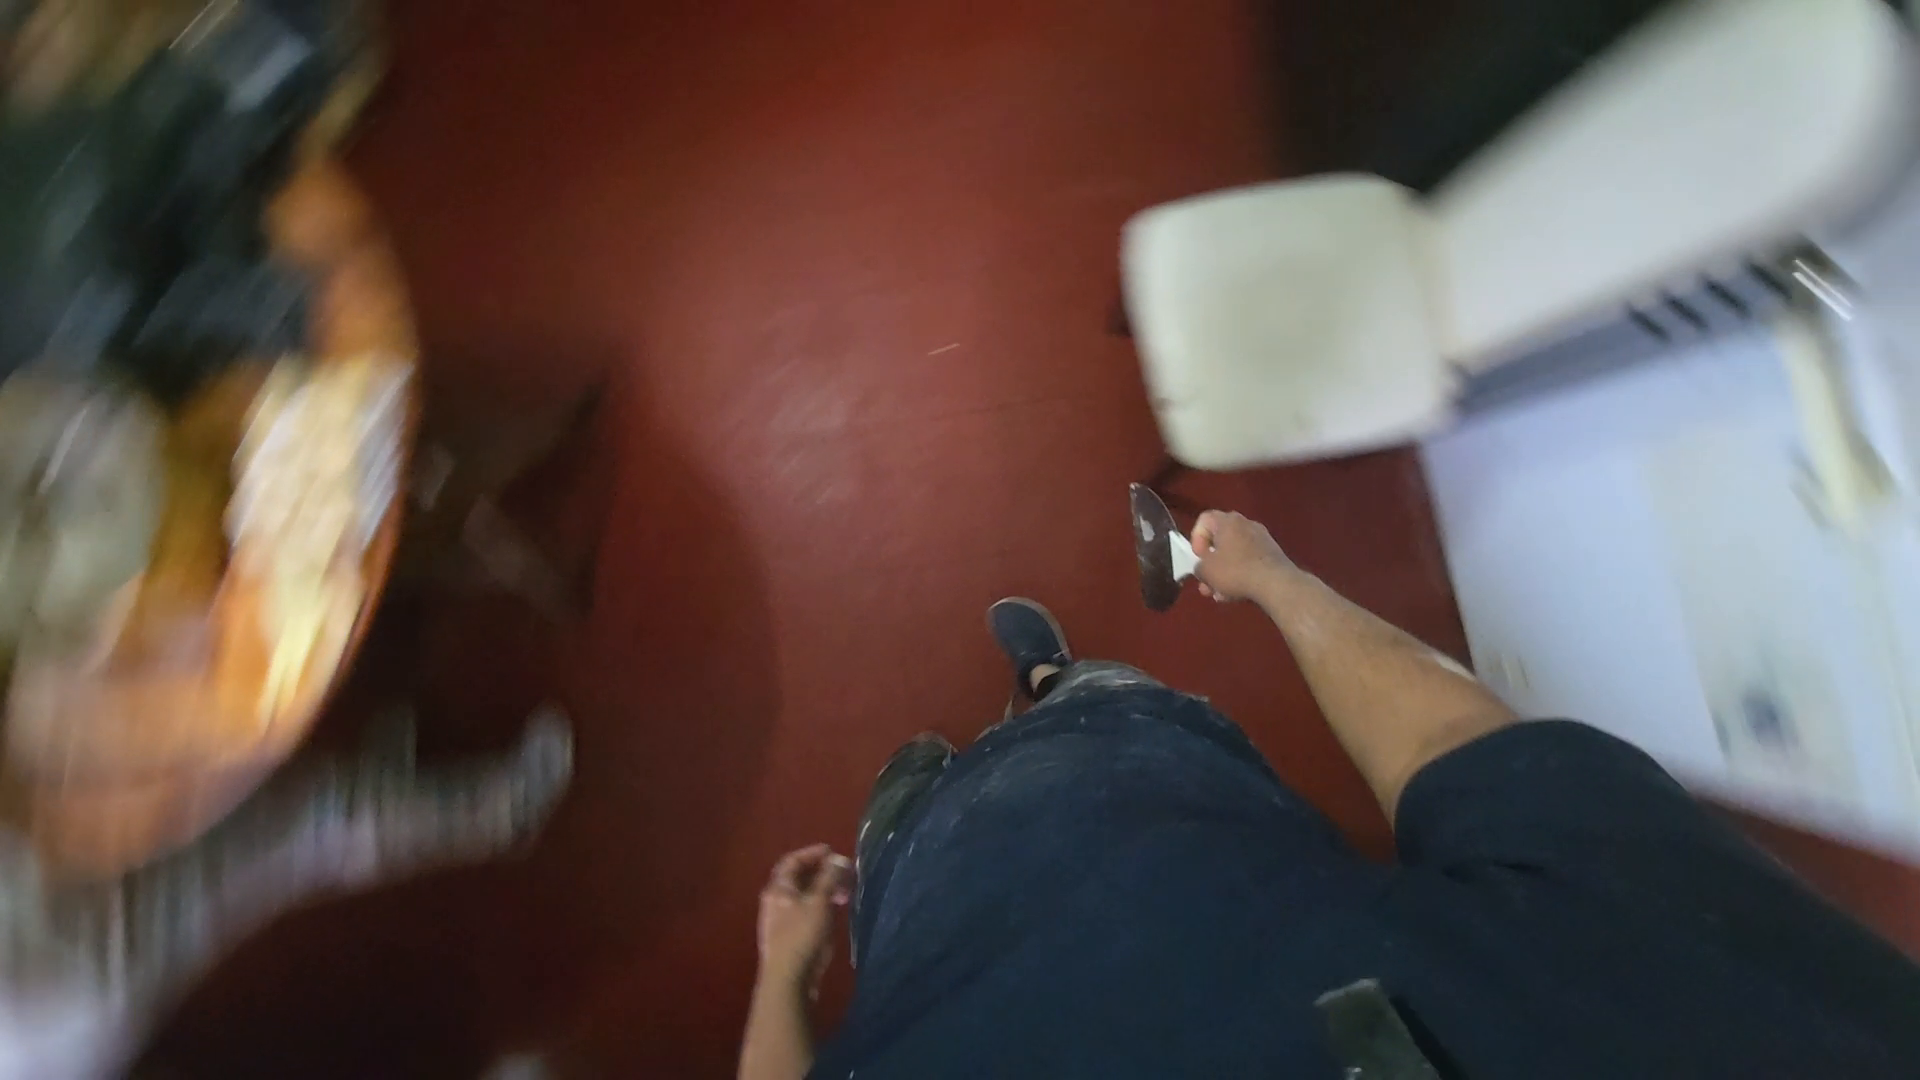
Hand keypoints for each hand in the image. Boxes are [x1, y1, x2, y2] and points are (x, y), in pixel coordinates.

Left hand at [756, 844, 853, 998]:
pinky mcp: (787, 938)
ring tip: (843, 896)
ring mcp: (779, 921)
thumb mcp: (819, 902)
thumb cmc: (802, 936)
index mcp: (778, 889)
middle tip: (842, 874)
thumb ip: (829, 878)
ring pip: (803, 896)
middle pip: (798, 878)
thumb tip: (838, 858)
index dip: (812, 853)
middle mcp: (775, 901)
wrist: (787, 982)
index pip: (793, 861)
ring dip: (823, 891)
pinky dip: (819, 906)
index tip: (832, 852)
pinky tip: (833, 914)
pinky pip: (804, 912)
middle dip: (822, 873)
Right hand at [1191, 510, 1295, 603]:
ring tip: (1219, 594)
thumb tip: (1204, 568)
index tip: (1200, 556)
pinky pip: (1248, 562)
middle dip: (1210, 563)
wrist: (1276, 583)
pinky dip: (1239, 575)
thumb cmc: (1235, 570)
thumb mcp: (1206, 571)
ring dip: (1223, 574)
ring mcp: (1262, 539)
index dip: (1196, 538)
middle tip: (1206, 580)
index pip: (1205, 519)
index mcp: (1228, 521)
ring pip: (1234, 555)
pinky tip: (1235, 595)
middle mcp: (1246, 524)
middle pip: (1220, 541)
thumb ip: (1199, 567)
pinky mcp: (1272, 555)